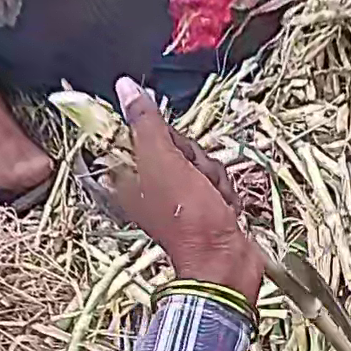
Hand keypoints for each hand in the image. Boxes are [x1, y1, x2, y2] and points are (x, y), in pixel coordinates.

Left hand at [107, 76, 263, 303]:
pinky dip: (226, 195)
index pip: (151, 133)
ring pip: (203, 166)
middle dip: (197, 160)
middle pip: (181, 148)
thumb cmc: (189, 219)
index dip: (170, 139)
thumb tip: (124, 87)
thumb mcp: (161, 161)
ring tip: (215, 201)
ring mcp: (181, 203)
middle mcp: (153, 189)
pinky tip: (226, 210)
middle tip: (197, 180)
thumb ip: (144, 122)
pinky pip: (218, 186)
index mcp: (132, 178)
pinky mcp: (206, 212)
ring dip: (215, 179)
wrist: (223, 263)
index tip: (176, 153)